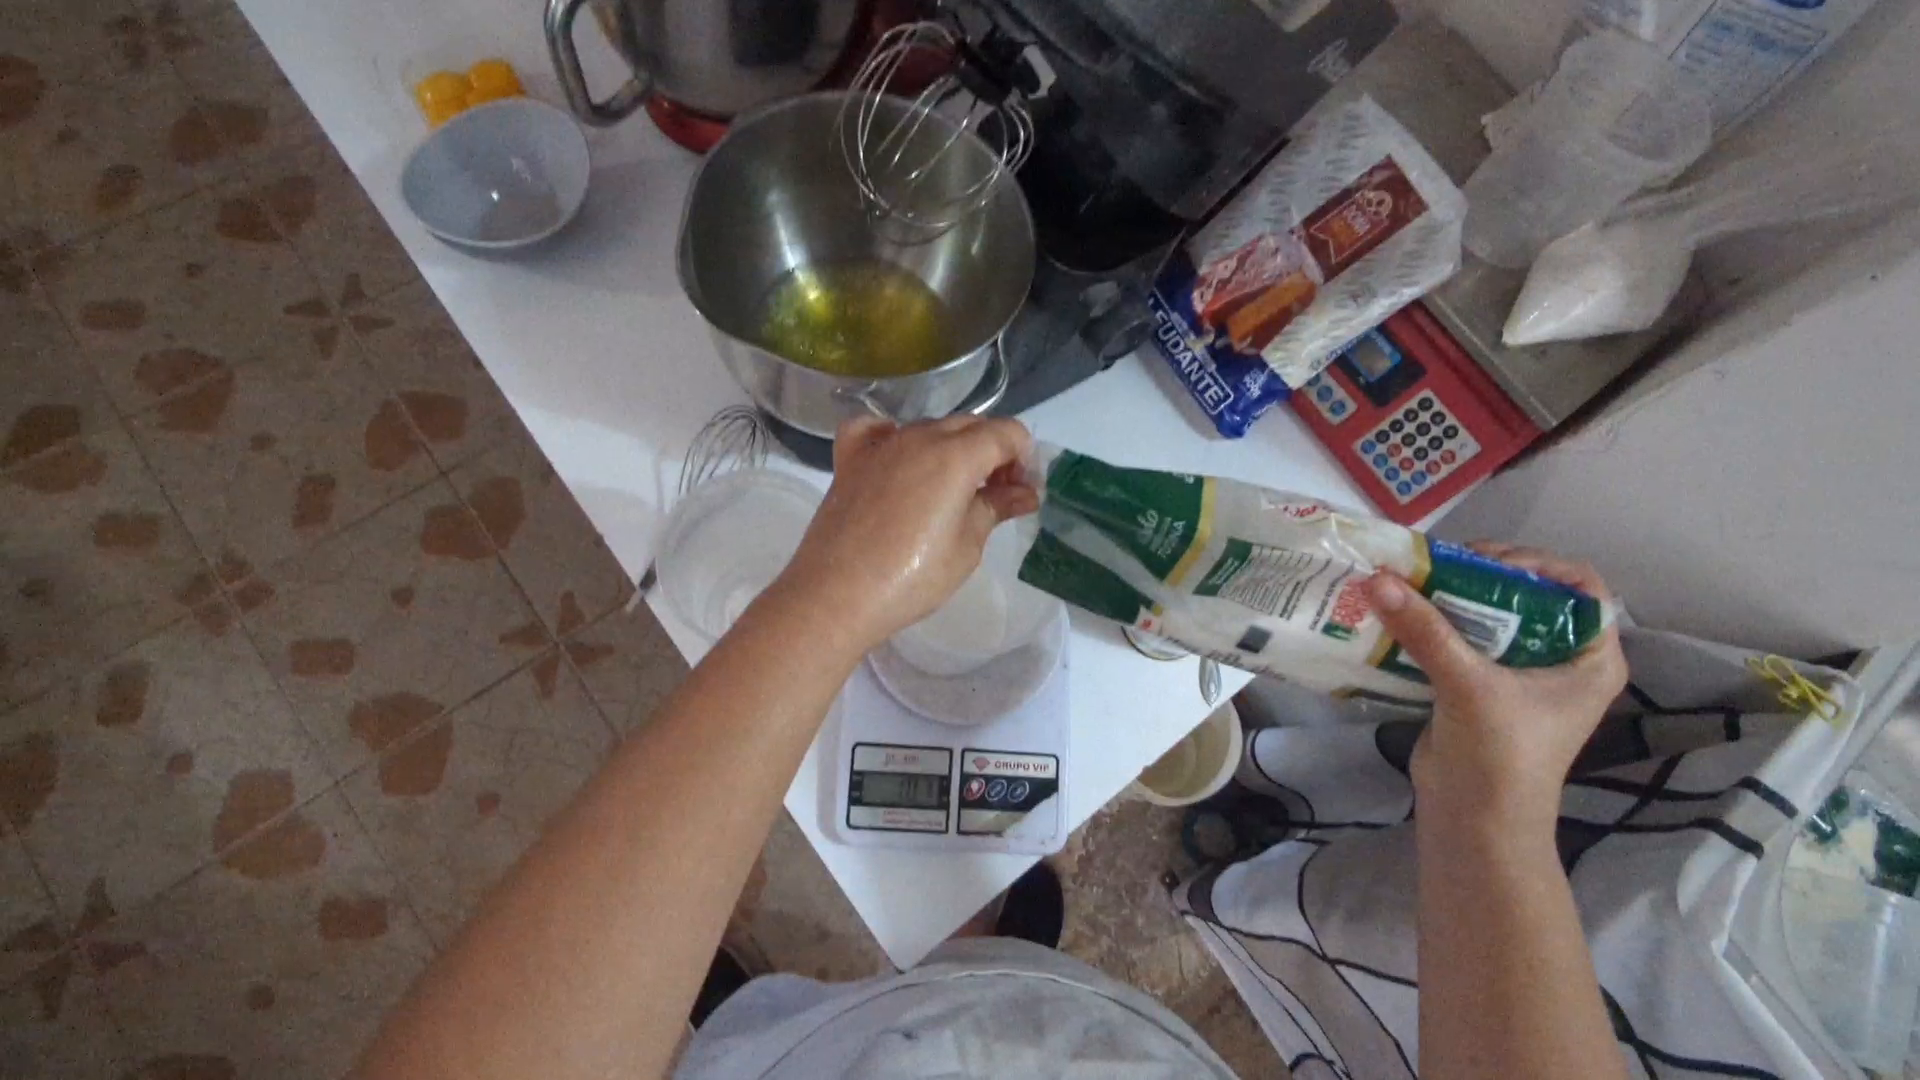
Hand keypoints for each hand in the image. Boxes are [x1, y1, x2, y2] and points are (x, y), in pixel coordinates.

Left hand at [765, 416, 1038, 654]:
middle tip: (996, 496)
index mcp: (955, 455)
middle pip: (969, 425)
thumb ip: (996, 507)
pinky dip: (893, 437)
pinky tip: (899, 462)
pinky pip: (875, 430)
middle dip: (993, 452)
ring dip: (951, 448)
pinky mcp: (850, 461)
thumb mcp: (966, 547)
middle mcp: (918, 438)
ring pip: (929, 428)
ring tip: (953, 492)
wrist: (836, 596)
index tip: (1023, 492)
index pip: (1006, 432)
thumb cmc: (912, 578)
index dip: (1024, 457)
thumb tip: (1025, 492)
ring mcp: (880, 446)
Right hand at [1366, 544, 1626, 830]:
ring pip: (1489, 617)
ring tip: (1413, 584)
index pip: (1580, 588)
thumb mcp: (1467, 685)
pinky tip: (1402, 615)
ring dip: (1450, 599)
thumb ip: (1425, 630)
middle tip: (1439, 567)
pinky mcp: (1479, 687)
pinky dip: (1433, 624)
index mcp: (1590, 659)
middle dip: (1481, 577)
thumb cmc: (1500, 755)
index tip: (1483, 561)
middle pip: (1527, 597)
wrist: (1474, 821)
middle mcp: (1560, 661)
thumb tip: (1378, 578)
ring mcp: (1518, 675)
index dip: (1536, 565)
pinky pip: (1460, 640)